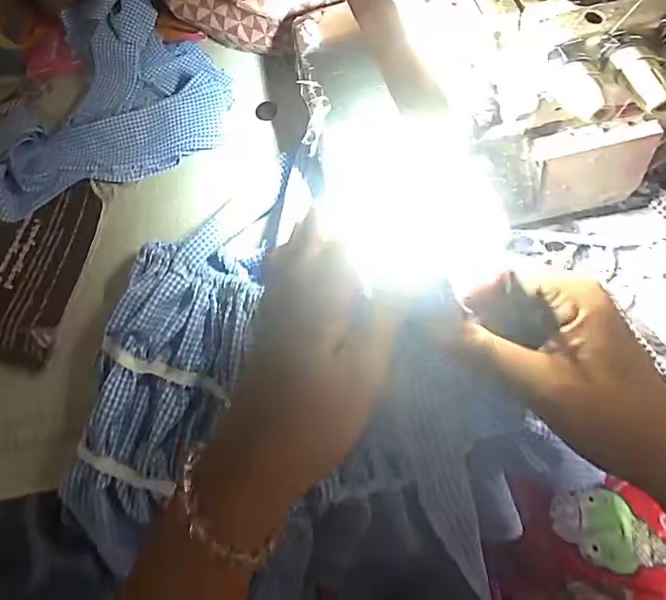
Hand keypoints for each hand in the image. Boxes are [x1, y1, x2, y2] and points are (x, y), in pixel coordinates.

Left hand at [194, 214, 400, 537]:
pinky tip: (302, 255)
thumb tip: (410, 267)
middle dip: (340, 216)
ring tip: (340, 215)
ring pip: (294, 249)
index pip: (347, 238)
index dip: (372, 221)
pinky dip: (295, 252)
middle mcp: (293, 287)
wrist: (254, 458)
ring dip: (317, 229)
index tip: (399, 212)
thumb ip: (385, 313)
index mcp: (320, 293)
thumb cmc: (318, 418)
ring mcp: (275, 303)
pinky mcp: (268, 321)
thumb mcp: (364, 371)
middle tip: (370, 206)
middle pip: (314, 235)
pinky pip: (282, 269)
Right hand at [451, 270, 665, 480]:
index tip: (437, 321)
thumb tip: (431, 328)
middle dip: (478, 316)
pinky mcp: (574, 341)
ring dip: (490, 334)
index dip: (470, 293)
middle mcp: (574, 294)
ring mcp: (576, 317)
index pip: (507, 272)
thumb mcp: (541, 384)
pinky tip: (488, 367)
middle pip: (510, 291)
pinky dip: (508, 347)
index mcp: (573, 291)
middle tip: (444, 343)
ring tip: (459, 356)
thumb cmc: (610, 418)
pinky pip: (530, 331)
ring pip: (517, 313)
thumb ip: (485, 352)